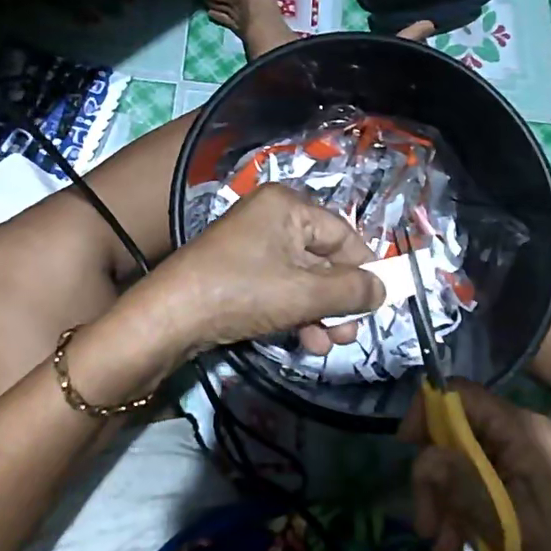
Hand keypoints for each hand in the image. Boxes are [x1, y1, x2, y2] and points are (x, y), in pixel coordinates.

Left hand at [130, 184, 385, 356]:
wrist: (168, 319)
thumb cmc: (242, 292)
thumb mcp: (305, 293)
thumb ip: (351, 290)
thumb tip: (383, 290)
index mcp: (287, 206)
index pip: (342, 233)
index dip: (364, 268)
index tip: (379, 300)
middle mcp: (271, 217)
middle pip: (323, 258)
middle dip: (340, 299)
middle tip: (351, 333)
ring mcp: (252, 245)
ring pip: (303, 278)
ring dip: (321, 312)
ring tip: (330, 345)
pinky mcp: (239, 271)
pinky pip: (281, 287)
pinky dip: (296, 312)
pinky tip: (305, 341)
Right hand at [398, 380, 550, 550]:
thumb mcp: (504, 520)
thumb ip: (460, 483)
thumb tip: (423, 455)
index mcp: (519, 428)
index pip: (462, 393)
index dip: (428, 411)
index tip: (406, 447)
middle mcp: (517, 432)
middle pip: (456, 433)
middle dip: (434, 476)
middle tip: (425, 524)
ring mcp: (519, 454)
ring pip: (462, 461)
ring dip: (445, 501)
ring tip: (442, 548)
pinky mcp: (519, 477)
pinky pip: (478, 479)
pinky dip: (462, 508)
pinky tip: (457, 546)